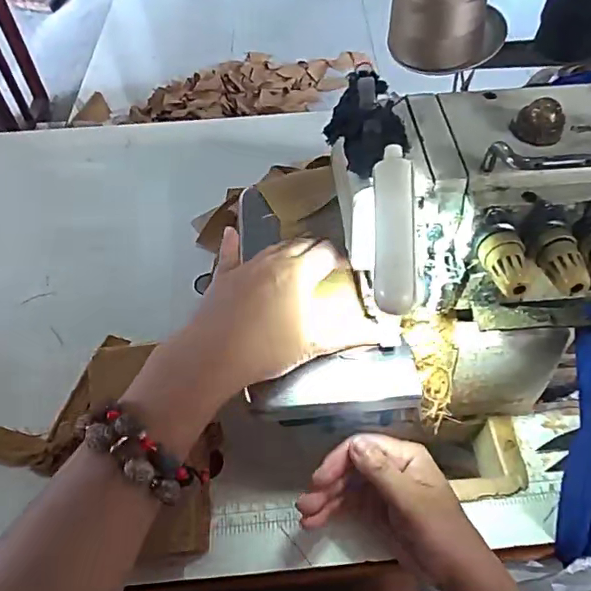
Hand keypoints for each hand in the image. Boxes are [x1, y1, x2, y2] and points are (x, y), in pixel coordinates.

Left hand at [165, 228, 384, 399]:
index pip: (326, 253)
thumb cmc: (265, 351)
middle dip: (316, 252)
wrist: (213, 357)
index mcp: (298, 272)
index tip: (346, 270)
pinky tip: (232, 233)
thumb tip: (377, 335)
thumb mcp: (312, 345)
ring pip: (271, 248)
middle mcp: (272, 261)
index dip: (339, 259)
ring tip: (297, 260)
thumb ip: (347, 336)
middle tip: (325, 267)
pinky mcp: (223, 278)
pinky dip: (234, 244)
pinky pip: (230, 254)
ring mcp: (245, 267)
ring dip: (287, 251)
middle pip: (300, 245)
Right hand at [296, 434, 502, 590]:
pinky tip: (316, 523)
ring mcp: (385, 491)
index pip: (363, 447)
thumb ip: (381, 472)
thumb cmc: (440, 531)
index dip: (337, 461)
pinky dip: (333, 513)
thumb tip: (355, 444)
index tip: (319, 481)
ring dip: (325, 500)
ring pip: (347, 488)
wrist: (457, 571)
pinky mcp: (379, 513)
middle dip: (327, 484)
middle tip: (306, 504)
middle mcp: (393, 469)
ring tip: (305, 516)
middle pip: (351, 468)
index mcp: (405, 457)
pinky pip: (351, 506)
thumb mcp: (410, 501)